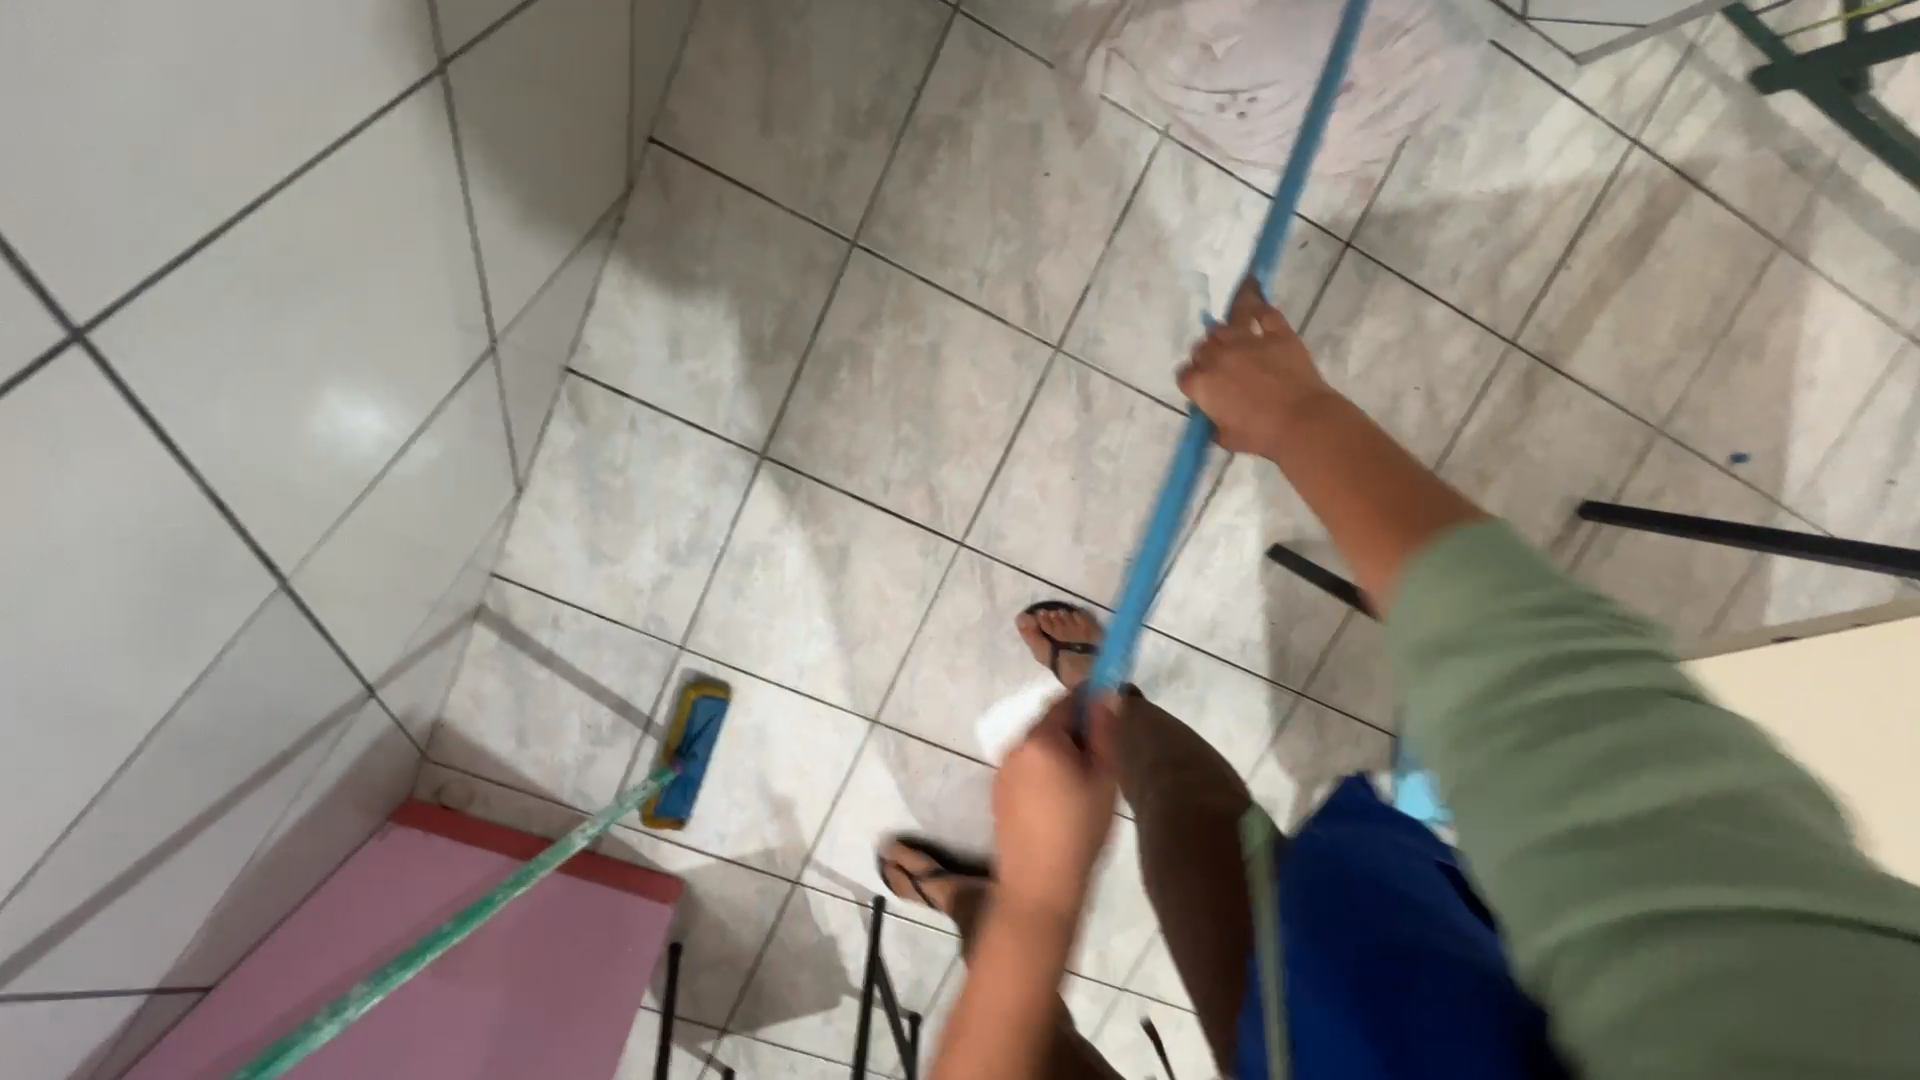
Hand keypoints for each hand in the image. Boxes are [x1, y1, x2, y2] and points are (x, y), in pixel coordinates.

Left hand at [991, 693, 1119, 925]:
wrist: (1038, 887)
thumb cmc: (1079, 830)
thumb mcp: (1104, 778)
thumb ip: (1105, 731)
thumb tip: (1106, 693)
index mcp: (1039, 738)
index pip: (1066, 702)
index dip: (1089, 705)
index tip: (1109, 722)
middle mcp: (1013, 747)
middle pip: (1050, 725)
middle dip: (1075, 735)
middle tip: (1100, 766)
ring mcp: (1001, 772)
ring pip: (1038, 750)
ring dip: (1059, 756)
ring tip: (1081, 791)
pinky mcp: (997, 794)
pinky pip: (1026, 770)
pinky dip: (1043, 776)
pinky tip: (1059, 807)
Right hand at [1177, 278, 1337, 456]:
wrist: (1301, 422)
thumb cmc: (1260, 435)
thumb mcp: (1226, 437)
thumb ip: (1213, 423)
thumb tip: (1213, 418)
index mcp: (1202, 385)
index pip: (1184, 375)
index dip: (1192, 380)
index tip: (1200, 387)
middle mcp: (1219, 358)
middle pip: (1201, 348)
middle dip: (1205, 357)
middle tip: (1218, 367)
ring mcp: (1248, 342)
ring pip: (1224, 328)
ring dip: (1223, 336)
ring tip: (1232, 343)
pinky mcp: (1277, 334)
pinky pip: (1264, 314)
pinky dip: (1258, 311)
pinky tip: (1256, 313)